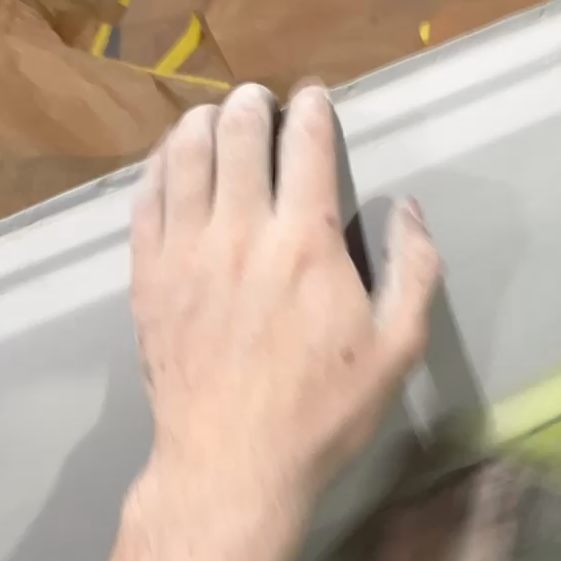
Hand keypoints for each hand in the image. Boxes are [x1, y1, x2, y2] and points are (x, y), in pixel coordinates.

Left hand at [129, 83, 441, 525]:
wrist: (231, 464)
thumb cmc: (321, 411)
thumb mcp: (397, 351)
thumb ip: (414, 271)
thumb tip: (410, 209)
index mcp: (306, 242)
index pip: (306, 147)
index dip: (311, 110)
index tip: (312, 96)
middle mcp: (242, 231)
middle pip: (238, 135)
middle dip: (252, 104)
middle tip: (259, 99)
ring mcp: (186, 251)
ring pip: (185, 156)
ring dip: (202, 122)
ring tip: (213, 114)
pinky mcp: (148, 277)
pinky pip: (146, 201)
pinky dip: (159, 166)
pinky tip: (169, 158)